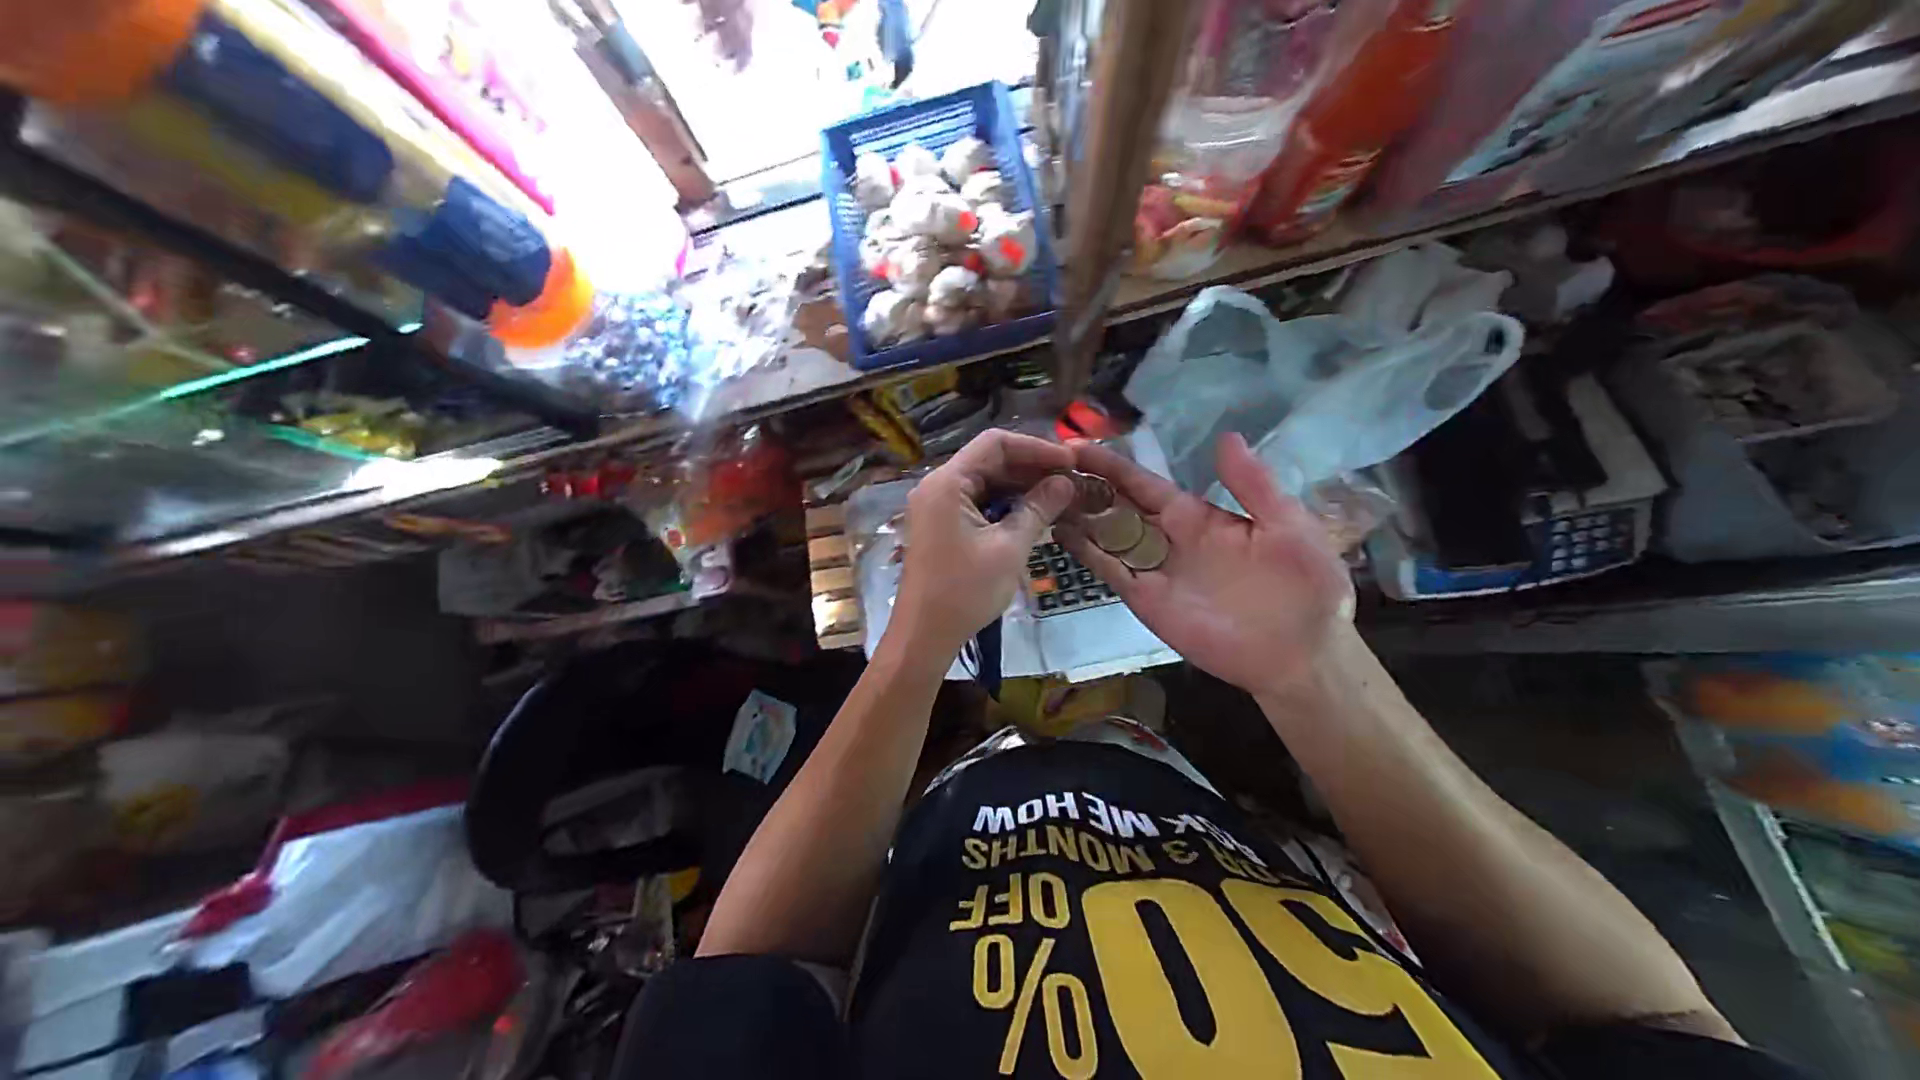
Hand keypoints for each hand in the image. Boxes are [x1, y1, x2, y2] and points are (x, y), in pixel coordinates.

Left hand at [889, 430, 1076, 656]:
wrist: (924, 635)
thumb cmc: (965, 591)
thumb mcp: (1009, 548)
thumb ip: (1037, 509)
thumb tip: (1065, 483)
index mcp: (948, 483)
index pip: (995, 444)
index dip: (1036, 448)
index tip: (1071, 461)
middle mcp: (938, 486)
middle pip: (989, 460)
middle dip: (1031, 467)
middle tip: (1071, 479)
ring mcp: (937, 506)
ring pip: (985, 481)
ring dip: (1020, 486)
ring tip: (1059, 495)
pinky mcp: (941, 525)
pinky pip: (977, 501)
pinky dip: (1004, 503)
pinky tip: (1033, 512)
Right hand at [1057, 433, 1354, 697]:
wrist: (1301, 652)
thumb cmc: (1304, 586)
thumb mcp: (1288, 525)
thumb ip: (1252, 484)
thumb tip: (1225, 437)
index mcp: (1197, 515)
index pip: (1144, 484)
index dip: (1112, 466)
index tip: (1078, 447)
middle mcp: (1167, 538)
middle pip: (1116, 507)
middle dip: (1084, 487)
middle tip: (1046, 467)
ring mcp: (1154, 571)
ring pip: (1106, 537)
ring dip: (1077, 517)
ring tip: (1042, 495)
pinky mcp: (1147, 600)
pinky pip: (1112, 572)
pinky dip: (1087, 554)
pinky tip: (1061, 533)